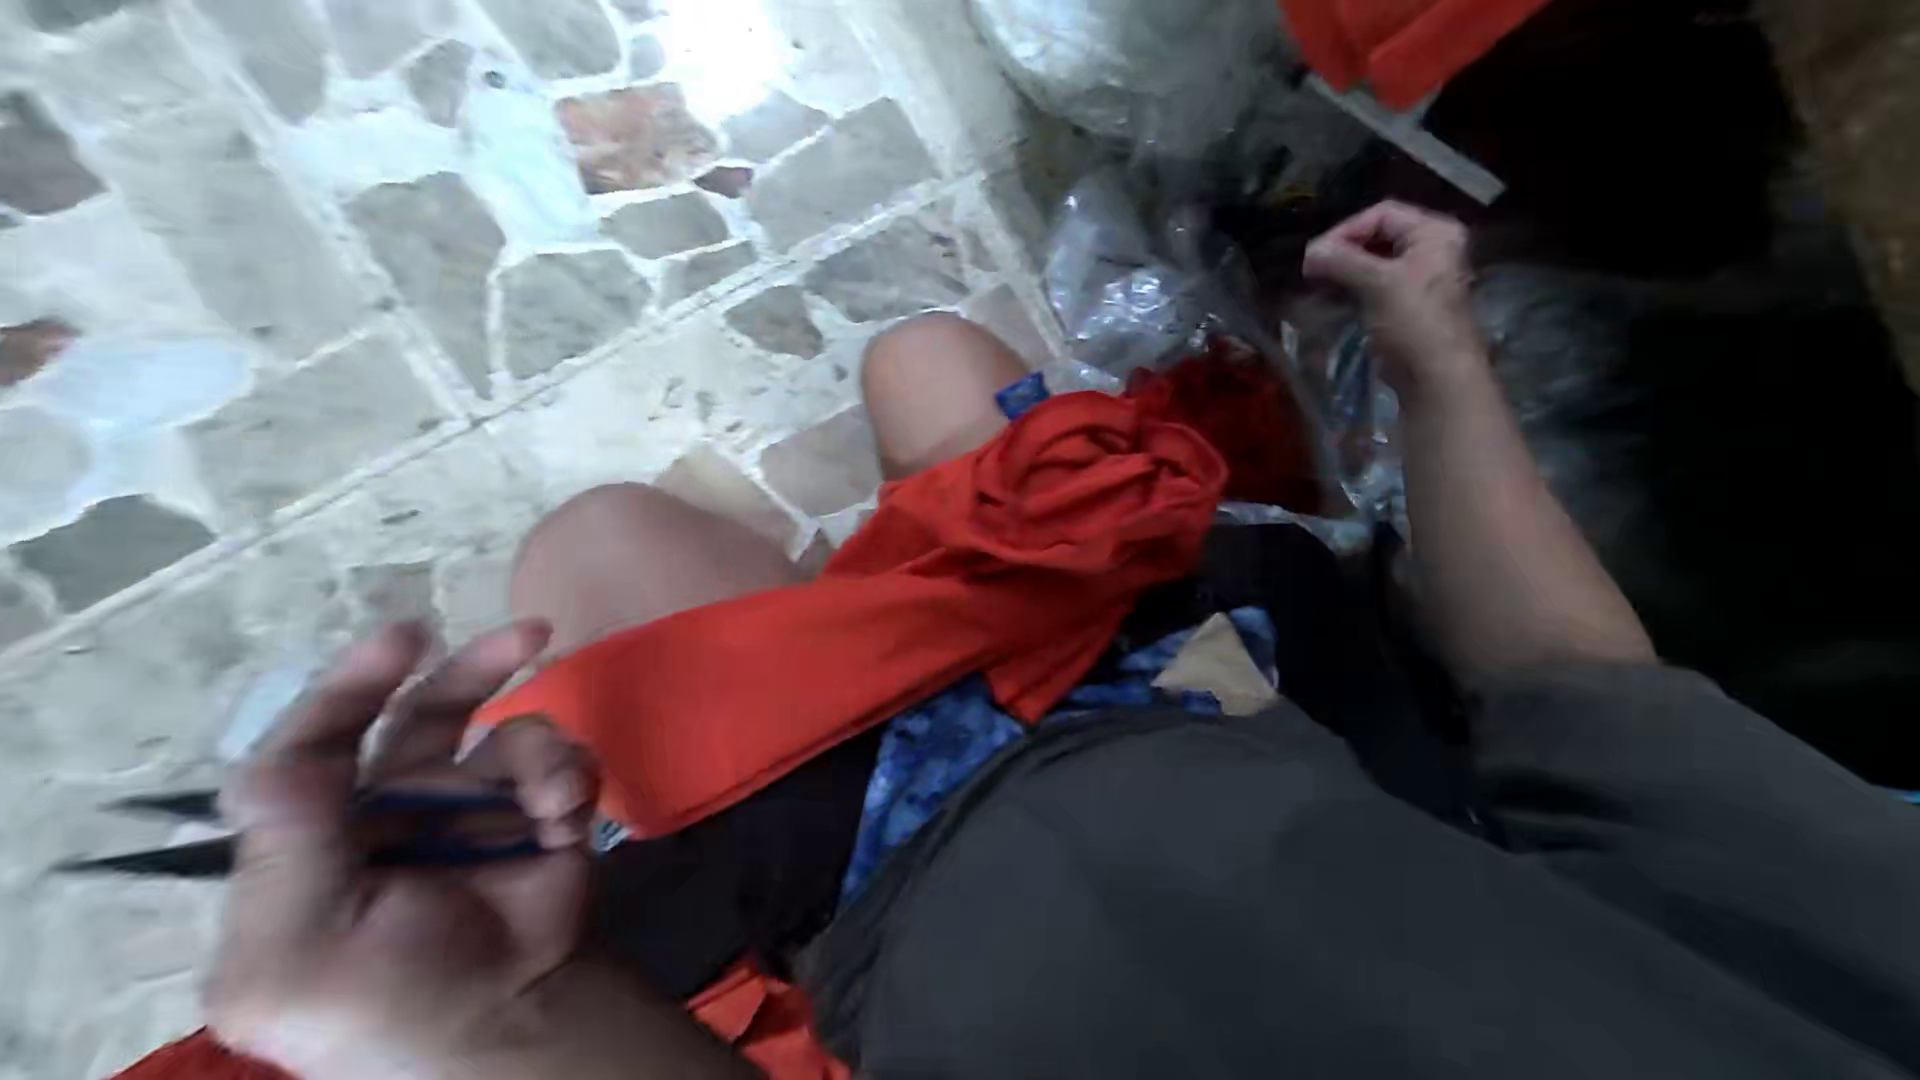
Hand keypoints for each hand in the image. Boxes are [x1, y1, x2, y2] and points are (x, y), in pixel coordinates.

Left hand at [205, 621, 598, 1079]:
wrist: (503, 1014)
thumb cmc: (380, 996)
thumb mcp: (296, 950)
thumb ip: (288, 852)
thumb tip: (284, 757)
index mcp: (327, 829)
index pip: (322, 741)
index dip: (353, 684)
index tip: (408, 634)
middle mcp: (403, 800)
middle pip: (433, 709)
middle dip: (480, 664)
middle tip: (532, 633)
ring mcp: (481, 801)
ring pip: (517, 736)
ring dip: (543, 759)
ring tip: (554, 802)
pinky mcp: (544, 805)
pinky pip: (567, 762)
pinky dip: (573, 784)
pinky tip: (566, 824)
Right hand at [1303, 200, 1485, 395]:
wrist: (1433, 373)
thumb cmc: (1414, 322)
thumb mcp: (1379, 284)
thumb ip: (1343, 262)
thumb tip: (1309, 252)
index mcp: (1434, 233)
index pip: (1382, 214)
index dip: (1346, 230)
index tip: (1315, 255)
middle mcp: (1429, 248)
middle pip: (1377, 236)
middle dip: (1342, 250)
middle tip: (1311, 269)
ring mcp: (1416, 277)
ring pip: (1371, 261)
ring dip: (1342, 270)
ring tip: (1315, 282)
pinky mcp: (1402, 304)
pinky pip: (1371, 284)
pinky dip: (1349, 287)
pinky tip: (1329, 297)